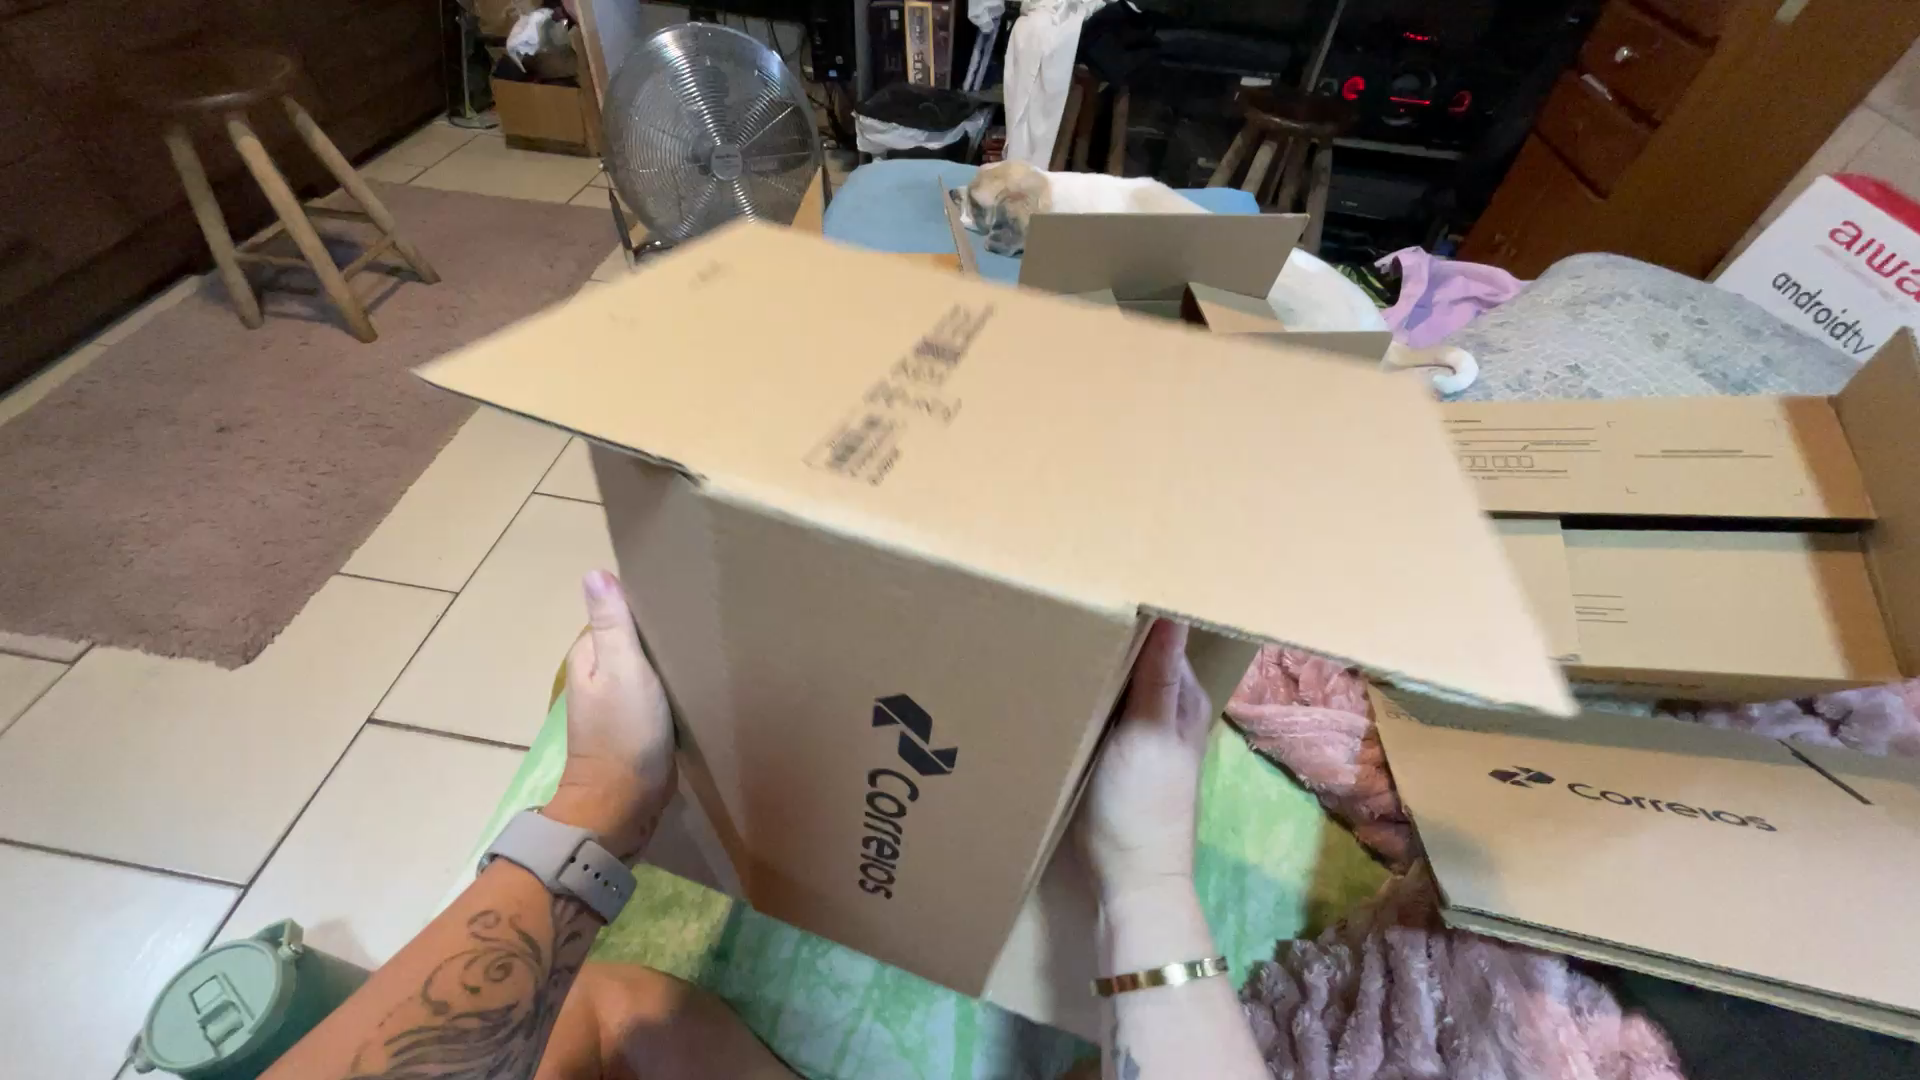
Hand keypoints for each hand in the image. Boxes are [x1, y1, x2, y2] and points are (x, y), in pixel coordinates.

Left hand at [546, 570, 675, 863]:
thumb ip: (612, 624)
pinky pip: (659, 691)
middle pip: (636, 639)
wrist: (624, 804)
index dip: (646, 604)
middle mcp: (600, 675)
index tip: (682, 596)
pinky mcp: (640, 723)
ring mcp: (619, 702)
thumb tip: (594, 572)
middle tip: (704, 622)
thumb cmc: (624, 732)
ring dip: (672, 658)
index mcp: (589, 655)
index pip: (618, 614)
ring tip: (707, 647)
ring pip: (650, 666)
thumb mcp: (622, 670)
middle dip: (663, 631)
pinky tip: (699, 681)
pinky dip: (676, 684)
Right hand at [1077, 620, 1212, 904]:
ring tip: (1057, 631)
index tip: (1096, 585)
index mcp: (1182, 694)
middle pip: (1136, 653)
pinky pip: (1104, 702)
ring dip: (1096, 658)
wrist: (1131, 878)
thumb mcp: (1146, 733)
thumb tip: (1172, 612)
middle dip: (1110, 630)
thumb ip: (1156, 675)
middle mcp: (1167, 704)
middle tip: (1066, 605)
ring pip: (1117, 677)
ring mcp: (1141, 727)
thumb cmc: (1141, 803)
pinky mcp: (1118, 747)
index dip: (1134, 610)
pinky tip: (1062, 678)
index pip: (1160, 634)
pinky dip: (1088, 687)